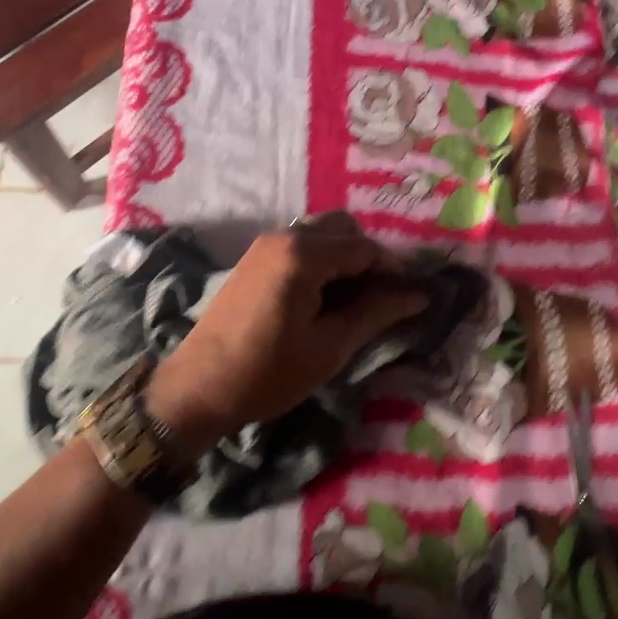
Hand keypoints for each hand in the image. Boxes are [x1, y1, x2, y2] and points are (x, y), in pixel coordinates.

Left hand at [149, 214, 428, 452]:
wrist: (197, 389)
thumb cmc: (268, 372)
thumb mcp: (331, 346)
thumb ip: (377, 313)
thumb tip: (420, 295)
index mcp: (304, 252)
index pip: (365, 248)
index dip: (394, 271)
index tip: (413, 298)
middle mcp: (285, 235)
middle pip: (343, 229)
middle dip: (368, 258)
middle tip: (382, 300)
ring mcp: (266, 244)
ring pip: (321, 234)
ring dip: (344, 258)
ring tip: (355, 302)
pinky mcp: (255, 259)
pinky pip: (301, 246)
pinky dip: (322, 262)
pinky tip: (325, 299)